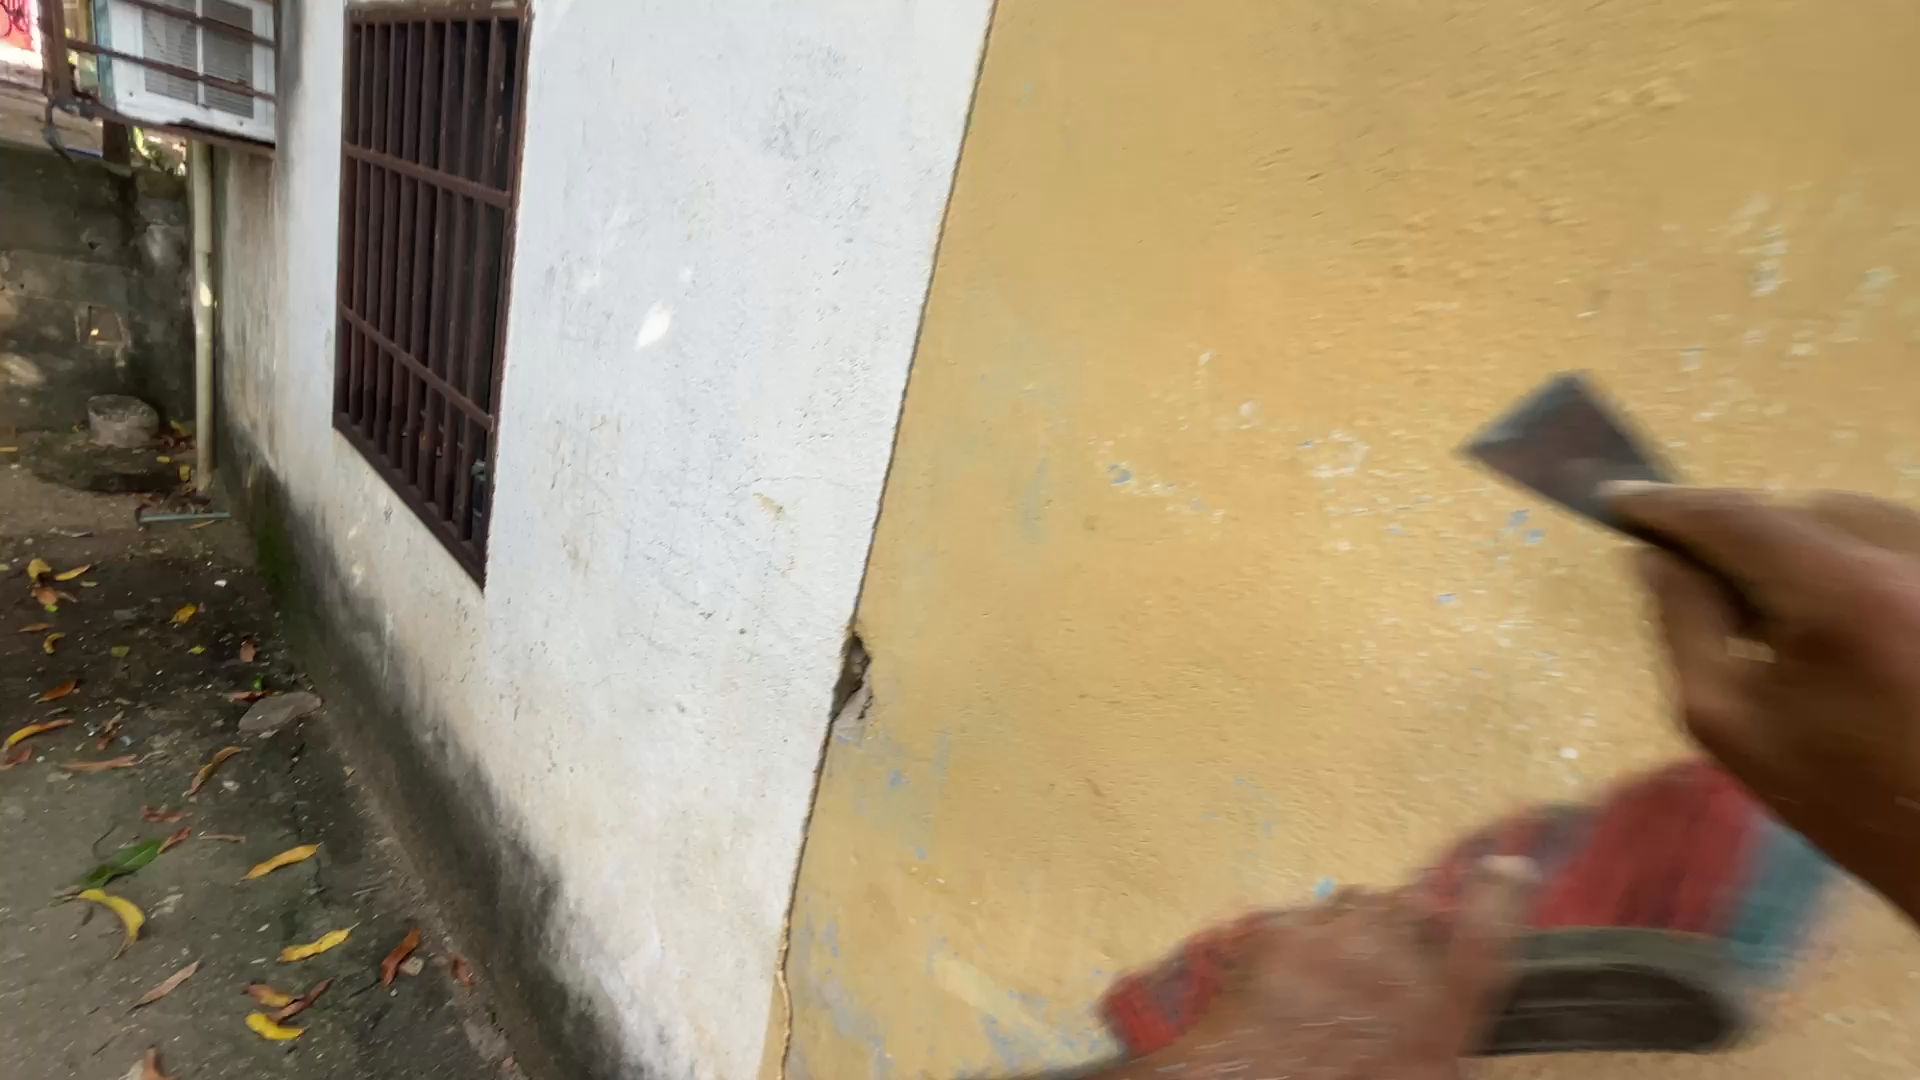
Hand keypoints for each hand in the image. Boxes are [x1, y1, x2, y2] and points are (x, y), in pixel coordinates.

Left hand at [1081, 857, 1534, 1079]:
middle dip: (1396, 926)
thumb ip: (1440, 1032)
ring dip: (1345, 930)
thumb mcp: (1425, 1070)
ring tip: (1328, 981)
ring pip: (1345, 906)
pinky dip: (1295, 943)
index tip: (1510, 867)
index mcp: (1439, 1004)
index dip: (1500, 897)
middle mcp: (1388, 953)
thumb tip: (1432, 1010)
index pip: (1487, 935)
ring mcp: (1329, 933)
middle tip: (1374, 968)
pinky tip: (1286, 983)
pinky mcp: (1278, 925)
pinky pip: (1297, 921)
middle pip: (1403, 906)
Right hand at [1609, 483, 1919, 919]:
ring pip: (1862, 520)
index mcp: (1846, 598)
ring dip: (1799, 546)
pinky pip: (1904, 548)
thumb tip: (1651, 556)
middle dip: (1739, 530)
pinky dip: (1853, 563)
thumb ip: (1680, 621)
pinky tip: (1836, 622)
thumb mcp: (1720, 715)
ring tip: (1774, 610)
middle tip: (1694, 574)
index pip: (1735, 517)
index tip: (1616, 500)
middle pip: (1804, 508)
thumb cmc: (1840, 797)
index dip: (1666, 505)